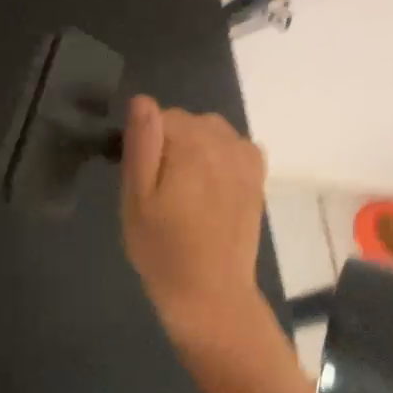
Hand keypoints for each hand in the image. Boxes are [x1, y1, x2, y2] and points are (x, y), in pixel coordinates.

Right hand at [120, 95, 268, 342]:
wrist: (209, 292)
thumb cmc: (161, 246)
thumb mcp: (136, 196)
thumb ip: (141, 144)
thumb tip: (142, 100)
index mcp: (191, 147)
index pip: (157, 115)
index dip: (140, 140)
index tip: (136, 173)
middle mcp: (224, 146)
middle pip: (185, 120)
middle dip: (166, 140)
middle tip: (155, 185)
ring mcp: (246, 163)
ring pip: (210, 130)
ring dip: (192, 145)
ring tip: (180, 183)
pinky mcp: (256, 179)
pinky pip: (236, 146)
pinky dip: (220, 153)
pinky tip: (208, 179)